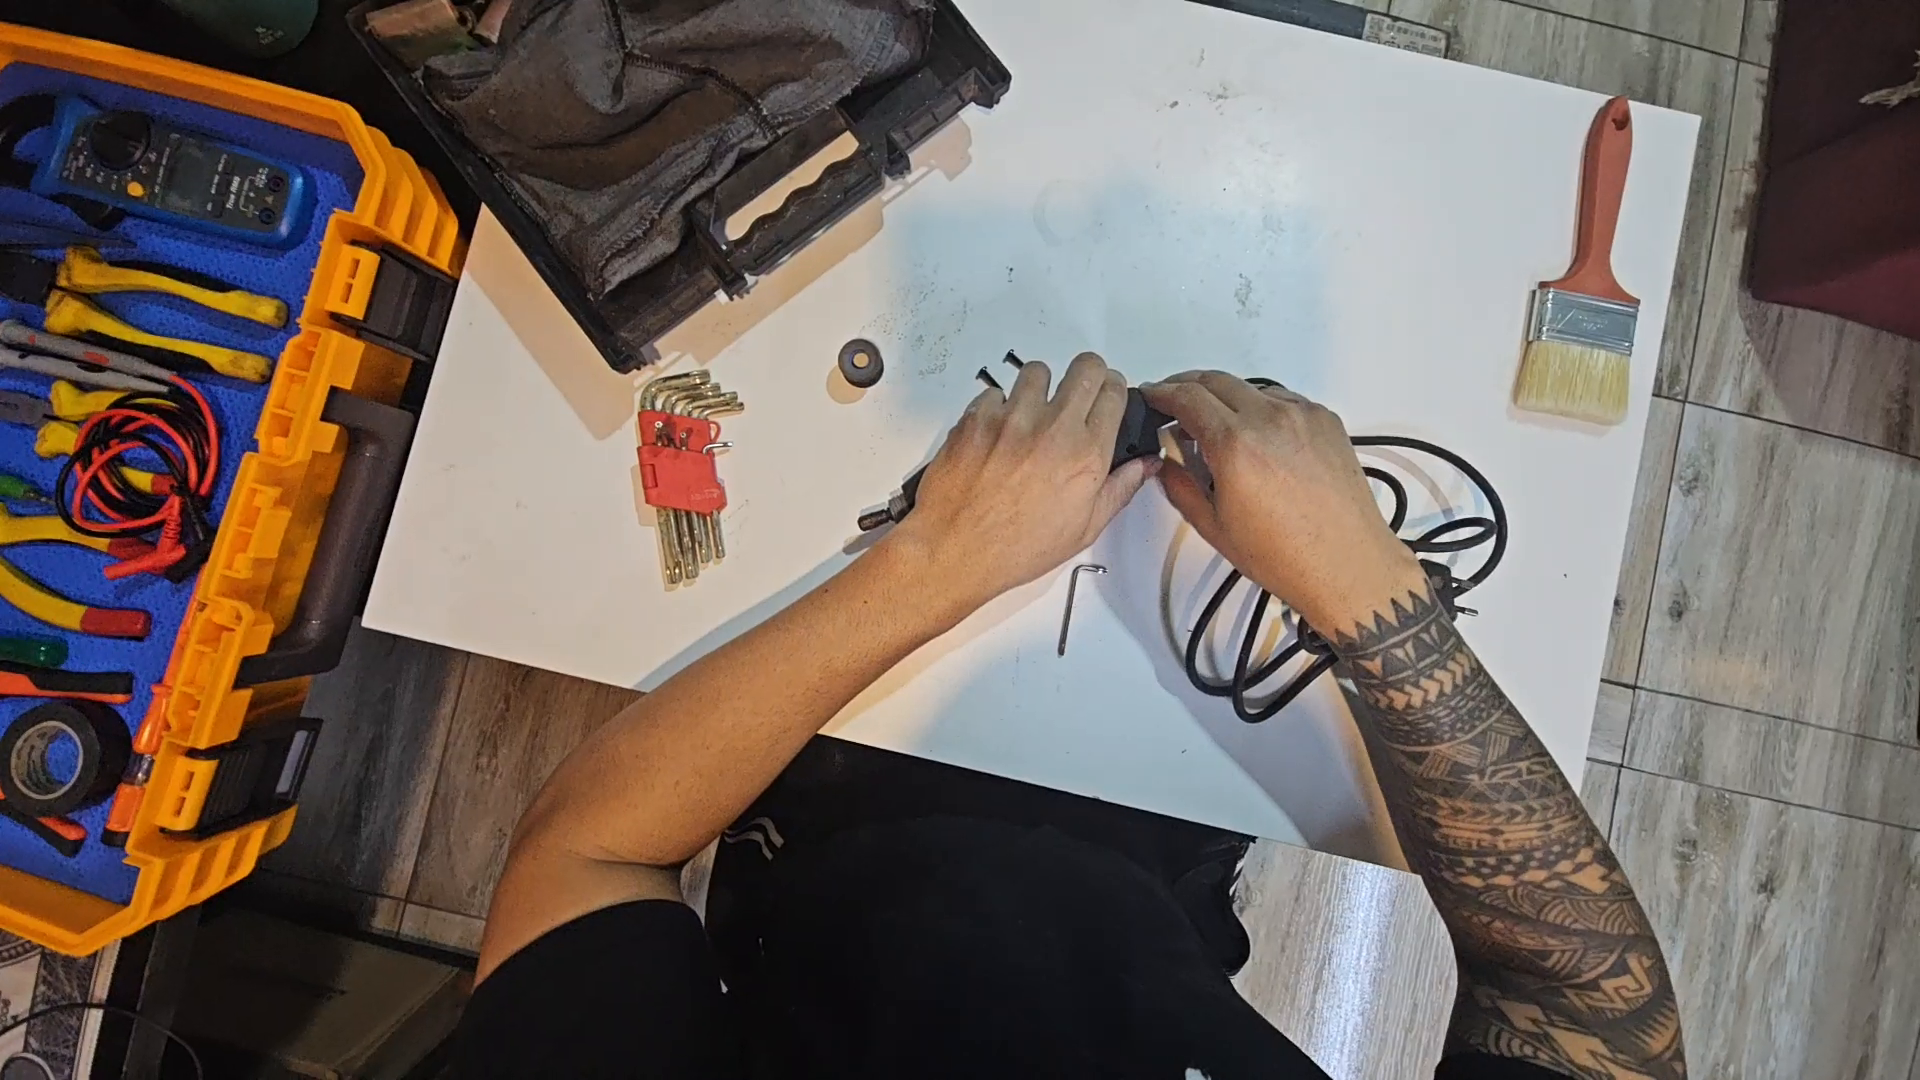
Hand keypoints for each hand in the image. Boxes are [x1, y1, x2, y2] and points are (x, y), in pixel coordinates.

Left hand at [886, 353, 1158, 614]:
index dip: (1113, 390)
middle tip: (1076, 395)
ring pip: (1037, 372)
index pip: (1114, 392)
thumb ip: (1118, 490)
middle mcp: (1053, 428)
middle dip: (1087, 375)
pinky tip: (996, 433)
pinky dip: (997, 407)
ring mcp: (1012, 418)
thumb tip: (1143, 465)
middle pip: (1085, 368)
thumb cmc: (1016, 548)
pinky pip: (994, 393)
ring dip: (1039, 388)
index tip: (1106, 397)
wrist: (956, 550)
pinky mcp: (976, 418)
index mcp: (1086, 454)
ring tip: (1030, 415)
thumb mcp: (1083, 529)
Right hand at [1139, 372, 1426, 634]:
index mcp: (1235, 444)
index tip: (1152, 397)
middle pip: (1215, 380)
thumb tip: (1166, 462)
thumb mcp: (1212, 525)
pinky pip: (1281, 398)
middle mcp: (1270, 419)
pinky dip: (1257, 405)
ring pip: (1249, 386)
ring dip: (1223, 396)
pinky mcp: (1325, 420)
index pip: (1187, 397)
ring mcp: (1302, 415)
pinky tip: (1252, 431)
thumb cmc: (1286, 554)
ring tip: (1213, 424)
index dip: (1161, 393)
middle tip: (1172, 401)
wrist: (1346, 563)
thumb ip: (1179, 485)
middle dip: (1186, 386)